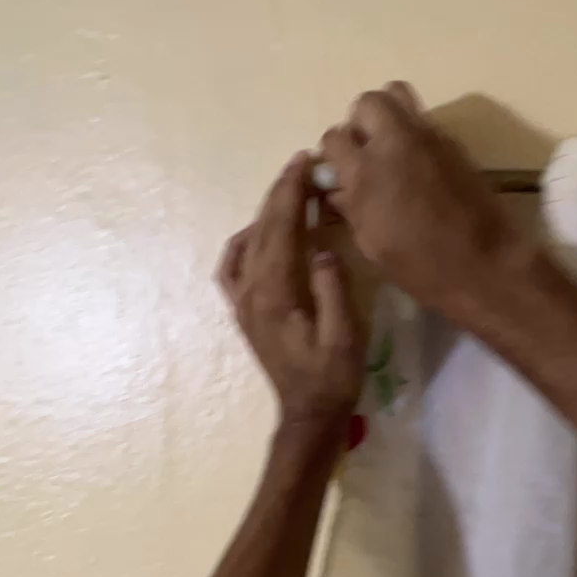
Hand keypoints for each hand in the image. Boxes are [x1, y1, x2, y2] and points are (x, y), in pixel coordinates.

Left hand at [216, 153, 363, 431]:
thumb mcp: (344, 336)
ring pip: (246, 245)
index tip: (304, 162)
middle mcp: (250, 294)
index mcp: (274, 295)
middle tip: (301, 165)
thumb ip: (332, 290)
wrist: (308, 414)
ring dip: (266, 215)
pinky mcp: (245, 313)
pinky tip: (258, 235)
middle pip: (261, 231)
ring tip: (289, 194)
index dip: (291, 193)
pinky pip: (232, 269)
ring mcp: (242, 304)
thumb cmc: (332, 378)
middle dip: (279, 194)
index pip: (279, 230)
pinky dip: (244, 244)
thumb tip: (321, 249)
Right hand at [319, 82, 534, 314]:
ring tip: (388, 147)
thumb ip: (352, 209)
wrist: (481, 263)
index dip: (331, 154)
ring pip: (397, 94)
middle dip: (359, 123)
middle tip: (364, 153)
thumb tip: (339, 191)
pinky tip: (416, 163)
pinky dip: (412, 131)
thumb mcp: (372, 245)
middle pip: (366, 102)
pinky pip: (423, 118)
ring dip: (386, 114)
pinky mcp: (452, 140)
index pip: (334, 137)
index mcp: (366, 172)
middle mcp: (393, 142)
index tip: (337, 171)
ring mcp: (427, 135)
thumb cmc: (419, 266)